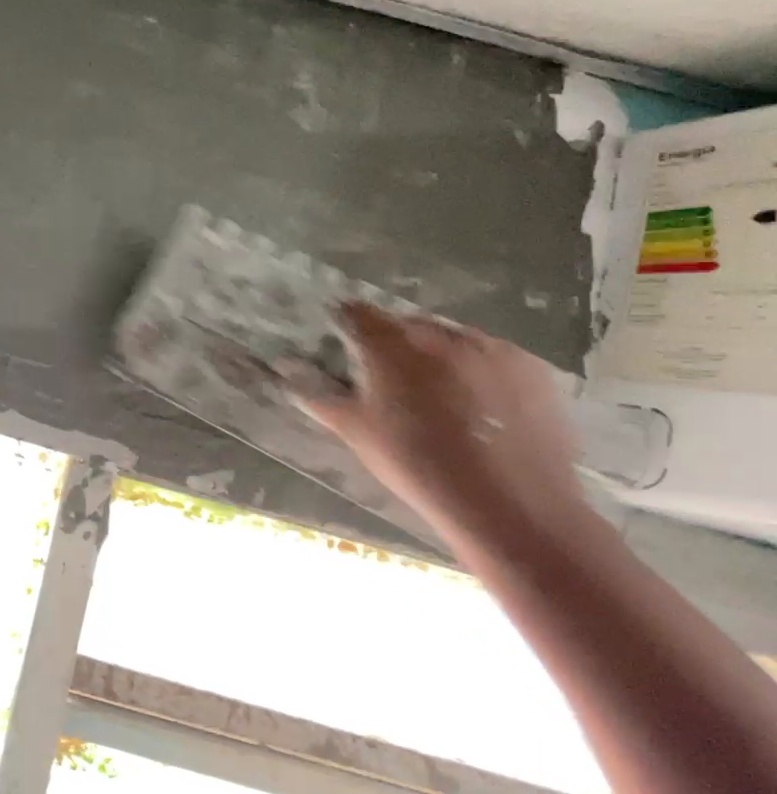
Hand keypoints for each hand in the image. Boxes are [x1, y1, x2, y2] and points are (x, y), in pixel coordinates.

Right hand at [292, 302, 587, 544]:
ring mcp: (493, 349)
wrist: (512, 507)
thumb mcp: (357, 433)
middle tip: (388, 378)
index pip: (357, 312)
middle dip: (393, 343)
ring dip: (436, 354)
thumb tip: (286, 371)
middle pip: (406, 324)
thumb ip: (319, 396)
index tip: (341, 343)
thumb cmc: (419, 467)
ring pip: (451, 338)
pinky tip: (478, 404)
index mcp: (393, 346)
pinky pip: (491, 356)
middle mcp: (442, 335)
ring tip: (437, 394)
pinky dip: (477, 369)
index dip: (345, 323)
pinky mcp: (533, 369)